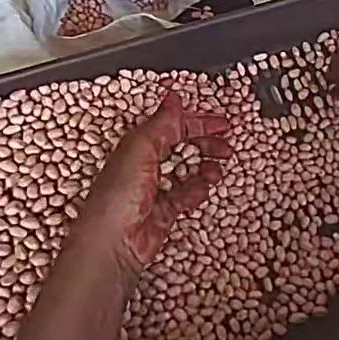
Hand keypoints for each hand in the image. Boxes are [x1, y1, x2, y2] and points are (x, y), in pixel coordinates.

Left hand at [62, 92, 230, 284]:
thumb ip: (162, 123)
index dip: (199, 123)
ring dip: (205, 169)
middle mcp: (147, 164)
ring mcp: (156, 188)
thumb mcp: (141, 149)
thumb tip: (174, 97)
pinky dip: (197, 191)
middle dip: (207, 145)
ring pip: (189, 171)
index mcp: (139, 144)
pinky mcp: (164, 210)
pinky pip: (187, 195)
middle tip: (225, 149)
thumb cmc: (117, 197)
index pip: (174, 126)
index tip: (222, 124)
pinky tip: (202, 191)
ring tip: (216, 172)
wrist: (113, 242)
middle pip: (184, 147)